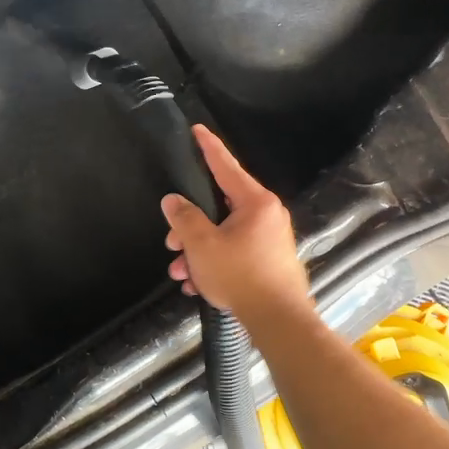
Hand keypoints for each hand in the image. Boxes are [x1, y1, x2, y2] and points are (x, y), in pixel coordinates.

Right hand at [161, 125, 308, 318]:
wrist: (277, 319)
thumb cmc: (239, 275)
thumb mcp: (201, 244)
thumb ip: (184, 218)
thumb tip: (173, 200)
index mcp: (254, 203)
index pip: (226, 167)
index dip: (208, 148)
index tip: (198, 129)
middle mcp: (265, 215)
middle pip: (216, 208)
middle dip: (188, 228)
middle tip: (171, 244)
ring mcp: (268, 239)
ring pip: (220, 235)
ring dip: (195, 252)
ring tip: (180, 273)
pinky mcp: (266, 260)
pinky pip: (230, 253)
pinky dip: (210, 264)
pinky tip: (196, 285)